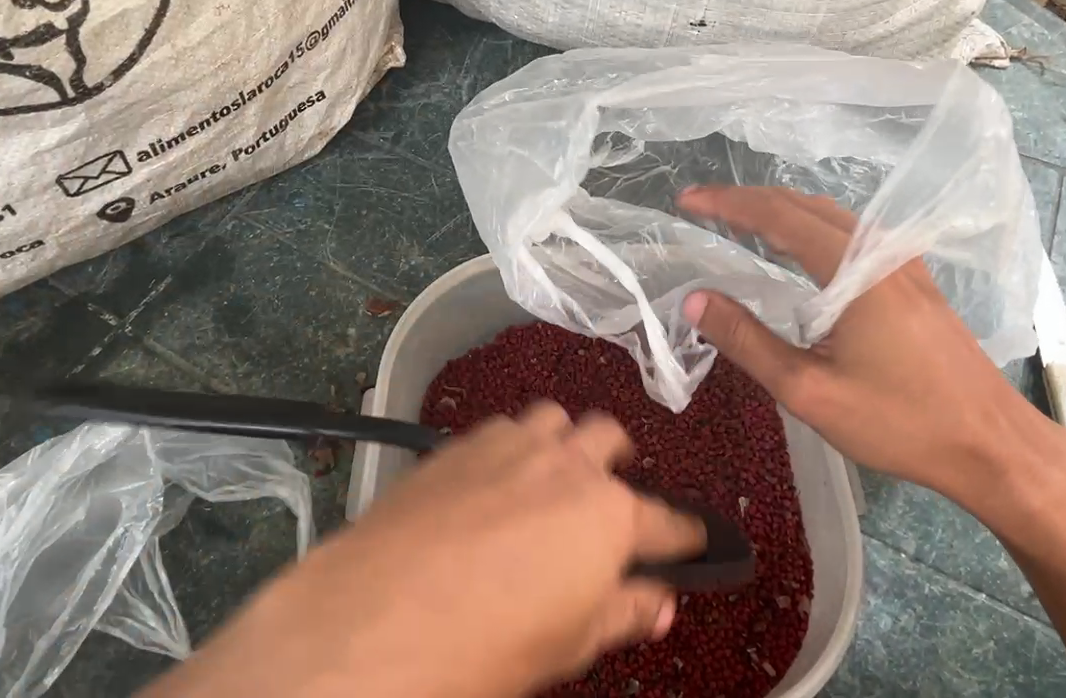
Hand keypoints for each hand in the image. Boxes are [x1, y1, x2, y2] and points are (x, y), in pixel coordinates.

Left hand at [145, 403, 704, 697]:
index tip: (690, 542)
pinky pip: (503, 428)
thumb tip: (658, 601)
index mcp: (608, 514)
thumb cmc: (489, 645)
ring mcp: (510, 442)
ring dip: (561, 443)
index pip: (667, 521)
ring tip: (549, 478)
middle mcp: (566, 462)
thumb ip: (622, 612)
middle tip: (607, 501)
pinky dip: (512, 446)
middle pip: (608, 438)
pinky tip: (494, 481)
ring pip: (553, 419)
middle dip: (617, 463)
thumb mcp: (570, 645)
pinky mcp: (460, 440)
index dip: (684, 535)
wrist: (376, 618)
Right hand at [673, 186, 1065, 697]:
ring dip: (781, 209)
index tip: (685, 200)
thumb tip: (694, 300)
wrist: (995, 446)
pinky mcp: (916, 281)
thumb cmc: (900, 422)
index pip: (777, 215)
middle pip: (804, 205)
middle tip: (702, 207)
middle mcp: (881, 251)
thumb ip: (747, 340)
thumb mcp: (809, 390)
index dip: (727, 203)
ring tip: (739, 220)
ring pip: (832, 215)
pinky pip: (853, 233)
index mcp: (854, 270)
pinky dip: (811, 226)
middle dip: (748, 200)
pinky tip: (799, 248)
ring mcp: (905, 263)